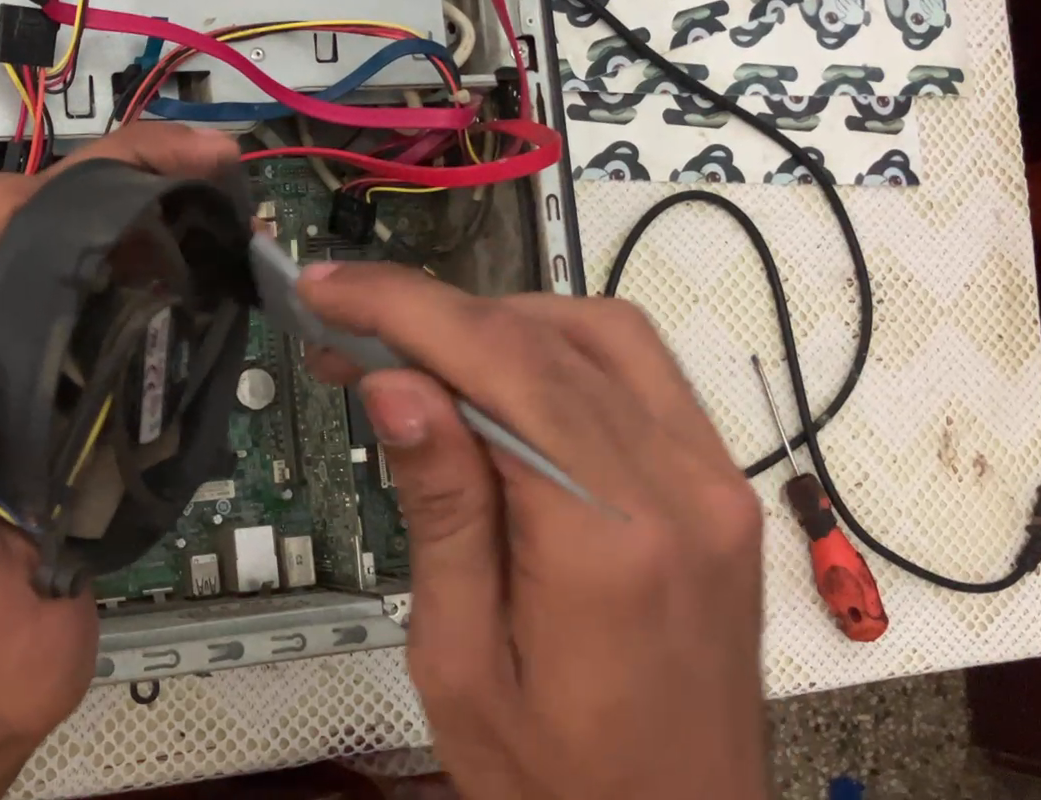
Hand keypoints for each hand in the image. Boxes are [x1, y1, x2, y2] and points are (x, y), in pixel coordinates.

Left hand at [0, 124, 238, 799]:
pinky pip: (113, 295)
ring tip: (219, 194)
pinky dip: (162, 264)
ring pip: (74, 241)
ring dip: (142, 202)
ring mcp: (30, 356)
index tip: (106, 217)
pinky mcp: (75, 380)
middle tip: (201, 161)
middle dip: (108, 169)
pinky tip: (212, 264)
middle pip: (22, 208)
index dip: (16, 195)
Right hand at [300, 263, 767, 799]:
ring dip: (491, 322)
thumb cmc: (549, 777)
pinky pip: (632, 369)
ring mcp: (714, 479)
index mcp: (609, 539)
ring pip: (597, 332)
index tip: (323, 290)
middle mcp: (682, 487)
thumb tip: (395, 383)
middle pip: (543, 337)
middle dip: (428, 310)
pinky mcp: (717, 483)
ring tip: (413, 356)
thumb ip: (440, 508)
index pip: (499, 367)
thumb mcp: (460, 657)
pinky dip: (548, 346)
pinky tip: (493, 379)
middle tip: (344, 327)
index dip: (401, 309)